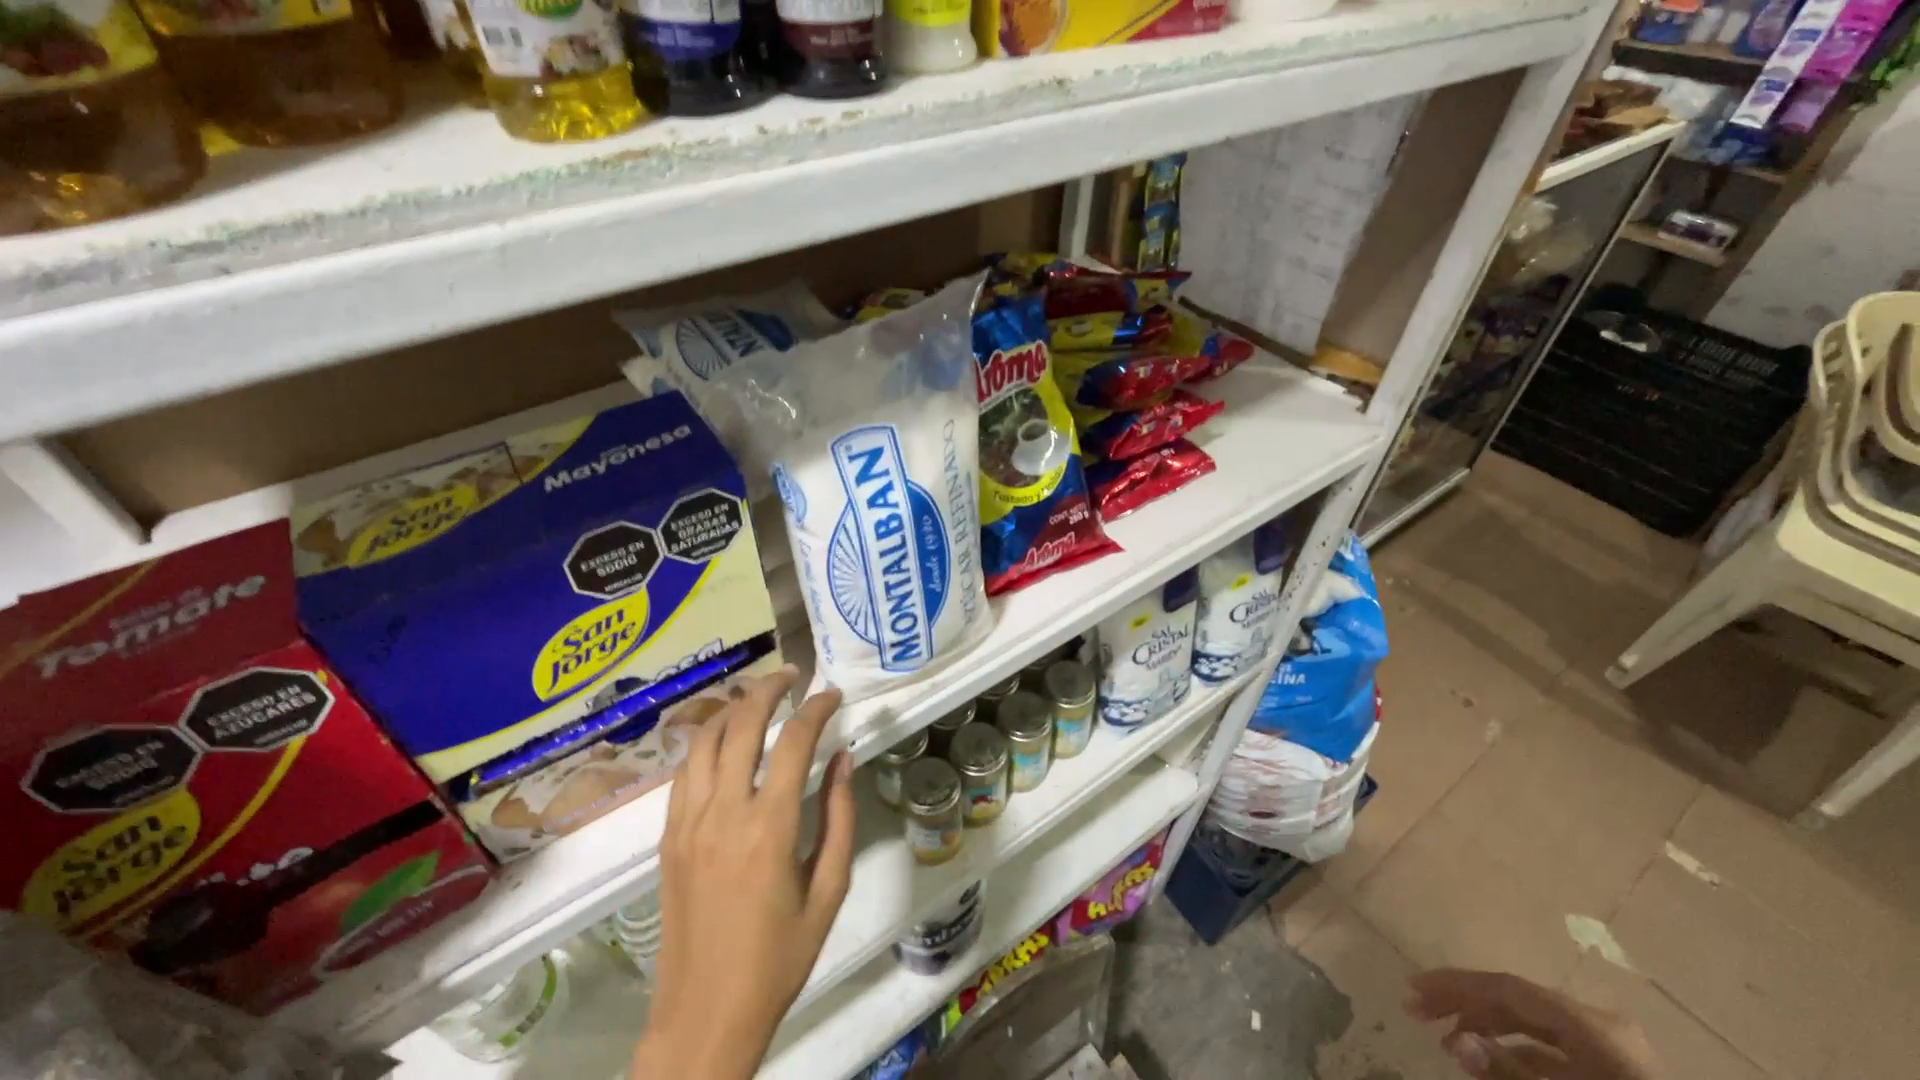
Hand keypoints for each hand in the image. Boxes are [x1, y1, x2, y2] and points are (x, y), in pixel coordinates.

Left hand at [630, 666, 853, 1079]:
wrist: (706, 1011)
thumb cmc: (780, 958)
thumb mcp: (828, 891)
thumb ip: (837, 818)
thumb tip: (842, 759)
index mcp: (769, 828)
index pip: (793, 742)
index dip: (816, 709)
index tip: (833, 695)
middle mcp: (722, 813)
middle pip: (741, 725)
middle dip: (768, 689)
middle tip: (793, 676)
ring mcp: (687, 823)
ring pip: (704, 740)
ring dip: (732, 709)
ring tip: (758, 697)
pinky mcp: (667, 837)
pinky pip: (684, 773)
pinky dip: (705, 744)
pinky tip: (724, 742)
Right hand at [1405, 969, 1658, 1079]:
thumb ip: (1510, 1071)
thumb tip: (1458, 1042)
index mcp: (1589, 1023)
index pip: (1507, 987)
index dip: (1455, 984)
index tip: (1411, 988)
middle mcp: (1598, 1023)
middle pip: (1518, 1000)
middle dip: (1465, 1003)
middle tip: (1415, 1010)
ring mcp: (1609, 1047)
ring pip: (1533, 1023)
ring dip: (1487, 1027)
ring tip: (1448, 1043)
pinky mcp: (1612, 1068)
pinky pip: (1553, 1047)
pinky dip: (1516, 1049)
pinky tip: (1490, 1059)